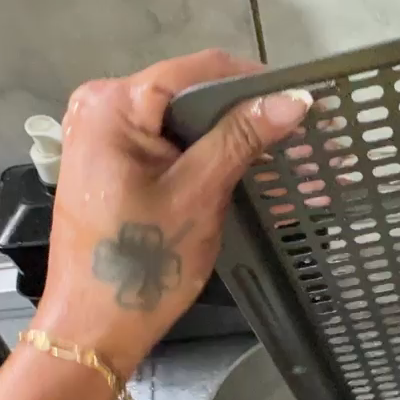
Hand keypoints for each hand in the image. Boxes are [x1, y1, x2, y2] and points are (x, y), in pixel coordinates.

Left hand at [32, 49, 311, 369]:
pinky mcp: (118, 170)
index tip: (303, 105)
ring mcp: (109, 141)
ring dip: (238, 147)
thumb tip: (293, 100)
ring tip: (291, 167)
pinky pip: (175, 154)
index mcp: (113, 104)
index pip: (198, 71)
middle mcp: (104, 109)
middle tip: (304, 142)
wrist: (94, 328)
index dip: (256, 84)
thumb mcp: (197, 197)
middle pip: (193, 98)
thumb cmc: (141, 264)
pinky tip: (255, 181)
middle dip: (251, 120)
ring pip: (188, 129)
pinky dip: (213, 166)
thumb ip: (240, 140)